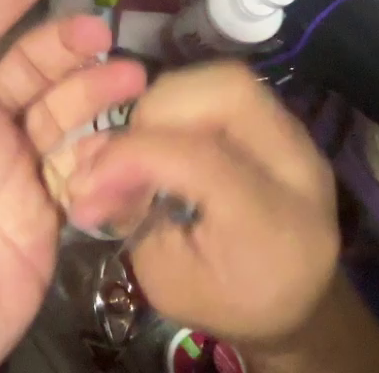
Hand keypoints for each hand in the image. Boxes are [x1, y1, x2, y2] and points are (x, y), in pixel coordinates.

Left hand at [0, 0, 146, 372]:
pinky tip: (126, 152)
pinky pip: (82, 178)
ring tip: (128, 78)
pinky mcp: (37, 224)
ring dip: (97, 89)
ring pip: (64, 112)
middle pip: (31, 63)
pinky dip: (108, 158)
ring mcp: (8, 173)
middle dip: (65, 40)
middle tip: (98, 33)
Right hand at [66, 63, 340, 350]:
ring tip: (144, 141)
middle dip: (156, 112)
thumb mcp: (165, 278)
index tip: (86, 179)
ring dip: (167, 100)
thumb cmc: (224, 296)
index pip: (202, 160)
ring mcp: (295, 138)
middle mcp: (298, 170)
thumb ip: (127, 217)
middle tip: (124, 150)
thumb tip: (81, 173)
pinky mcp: (281, 121)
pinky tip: (165, 134)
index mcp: (275, 226)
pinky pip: (224, 84)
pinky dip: (182, 98)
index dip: (132, 156)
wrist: (290, 300)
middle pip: (226, 94)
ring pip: (224, 79)